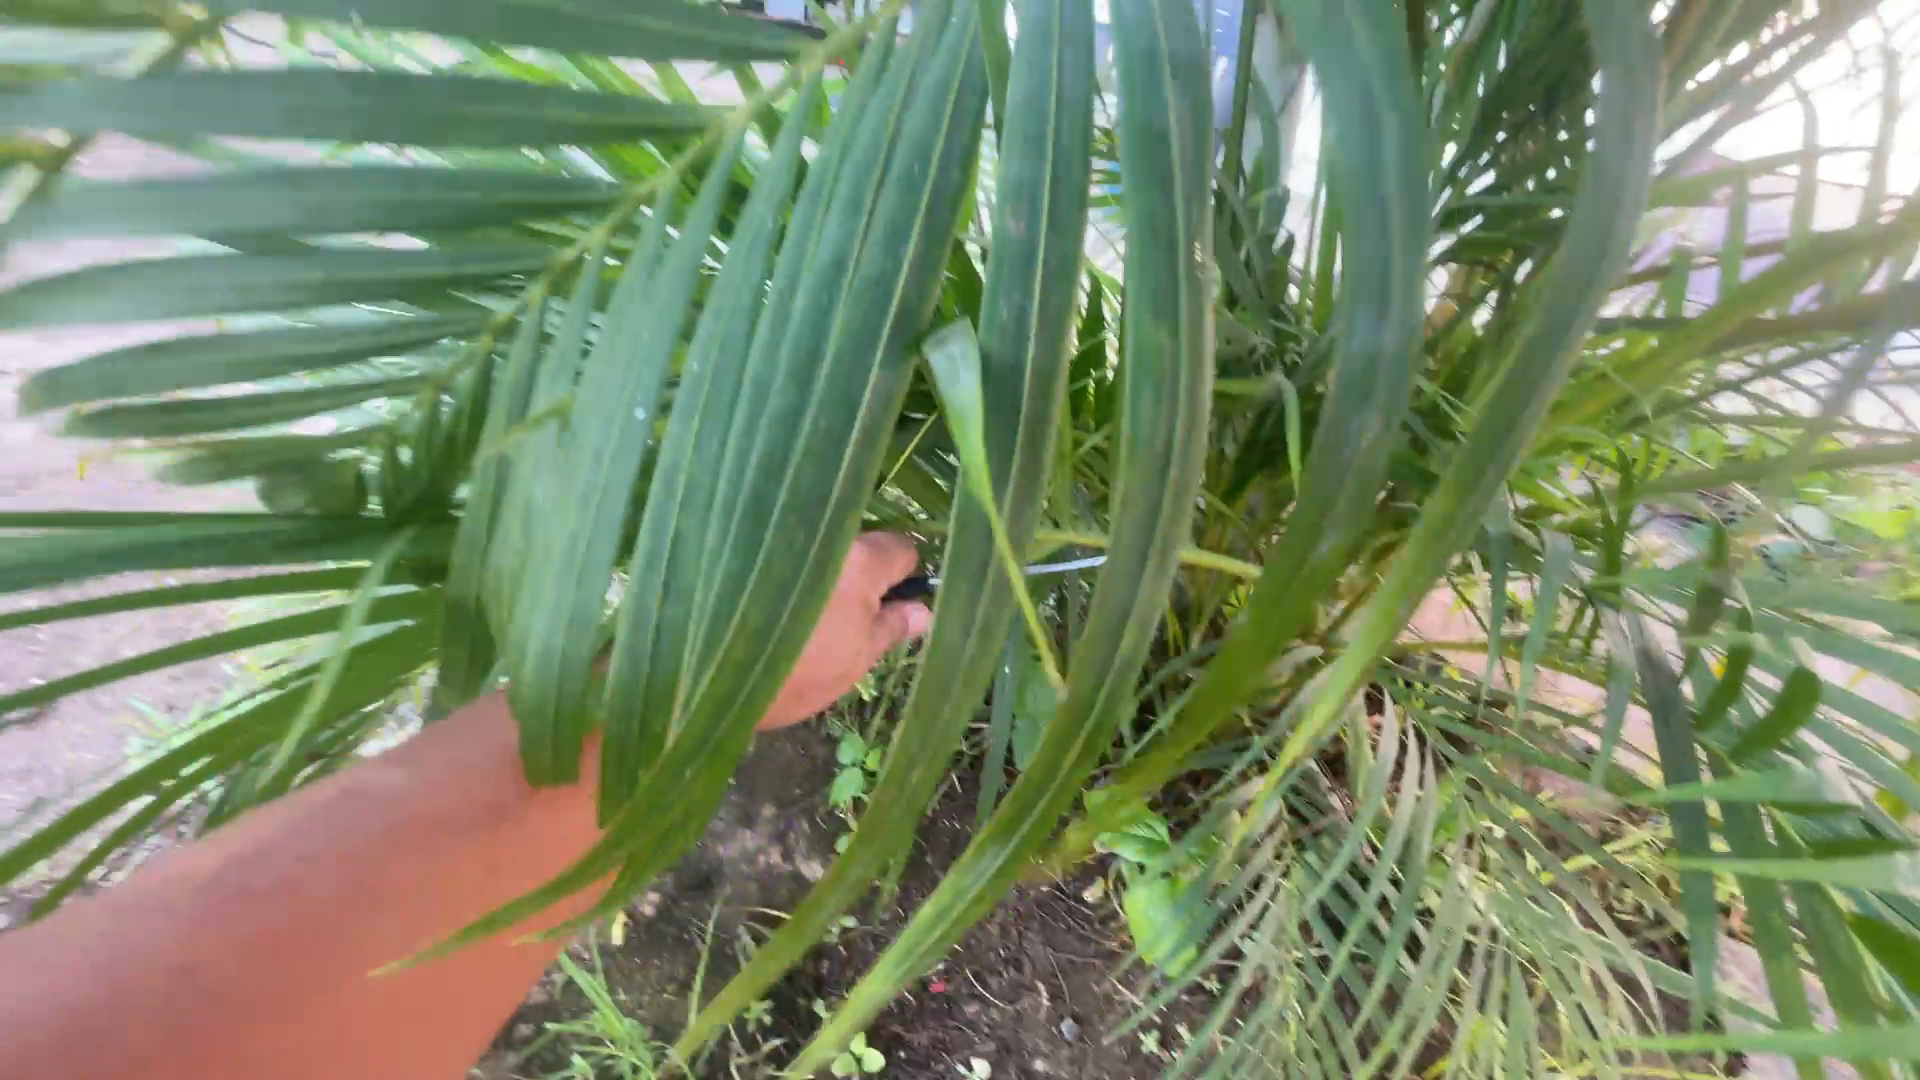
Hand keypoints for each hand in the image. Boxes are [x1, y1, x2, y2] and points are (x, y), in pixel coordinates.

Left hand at [759, 532, 931, 729]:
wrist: (702, 679)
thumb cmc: (794, 675)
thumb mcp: (855, 659)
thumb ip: (891, 627)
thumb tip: (923, 610)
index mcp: (859, 561)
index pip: (901, 548)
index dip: (901, 577)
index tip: (888, 606)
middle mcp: (822, 534)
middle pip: (858, 545)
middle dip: (858, 575)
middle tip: (841, 619)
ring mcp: (782, 534)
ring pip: (819, 546)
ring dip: (818, 573)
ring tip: (797, 617)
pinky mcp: (744, 543)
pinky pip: (782, 549)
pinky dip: (783, 571)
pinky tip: (767, 606)